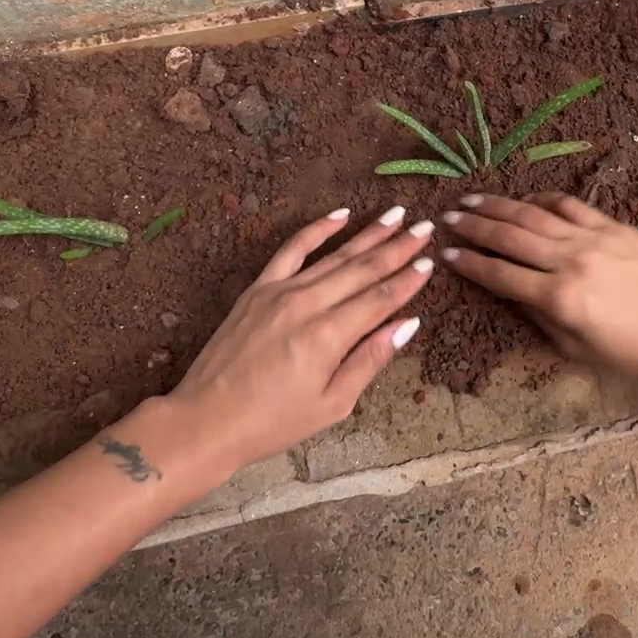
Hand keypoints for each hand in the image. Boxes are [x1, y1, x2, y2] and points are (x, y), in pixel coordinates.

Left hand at [163, 206, 433, 474]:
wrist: (206, 420)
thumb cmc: (273, 422)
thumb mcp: (332, 404)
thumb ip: (370, 359)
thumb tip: (407, 324)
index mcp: (328, 336)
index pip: (380, 298)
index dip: (408, 279)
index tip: (430, 262)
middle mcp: (307, 304)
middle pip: (362, 269)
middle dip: (397, 247)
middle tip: (425, 227)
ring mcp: (280, 291)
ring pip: (334, 255)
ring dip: (368, 234)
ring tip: (396, 215)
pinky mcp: (259, 288)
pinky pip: (292, 250)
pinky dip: (317, 230)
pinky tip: (341, 215)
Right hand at [440, 193, 637, 392]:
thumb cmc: (636, 353)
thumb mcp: (579, 350)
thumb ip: (539, 318)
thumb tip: (509, 293)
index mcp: (560, 299)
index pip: (501, 275)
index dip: (469, 264)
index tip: (446, 254)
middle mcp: (571, 262)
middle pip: (510, 237)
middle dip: (474, 227)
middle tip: (448, 219)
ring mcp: (594, 239)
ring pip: (534, 214)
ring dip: (499, 206)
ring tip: (472, 201)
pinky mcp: (614, 227)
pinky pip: (570, 206)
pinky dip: (542, 199)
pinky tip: (525, 200)